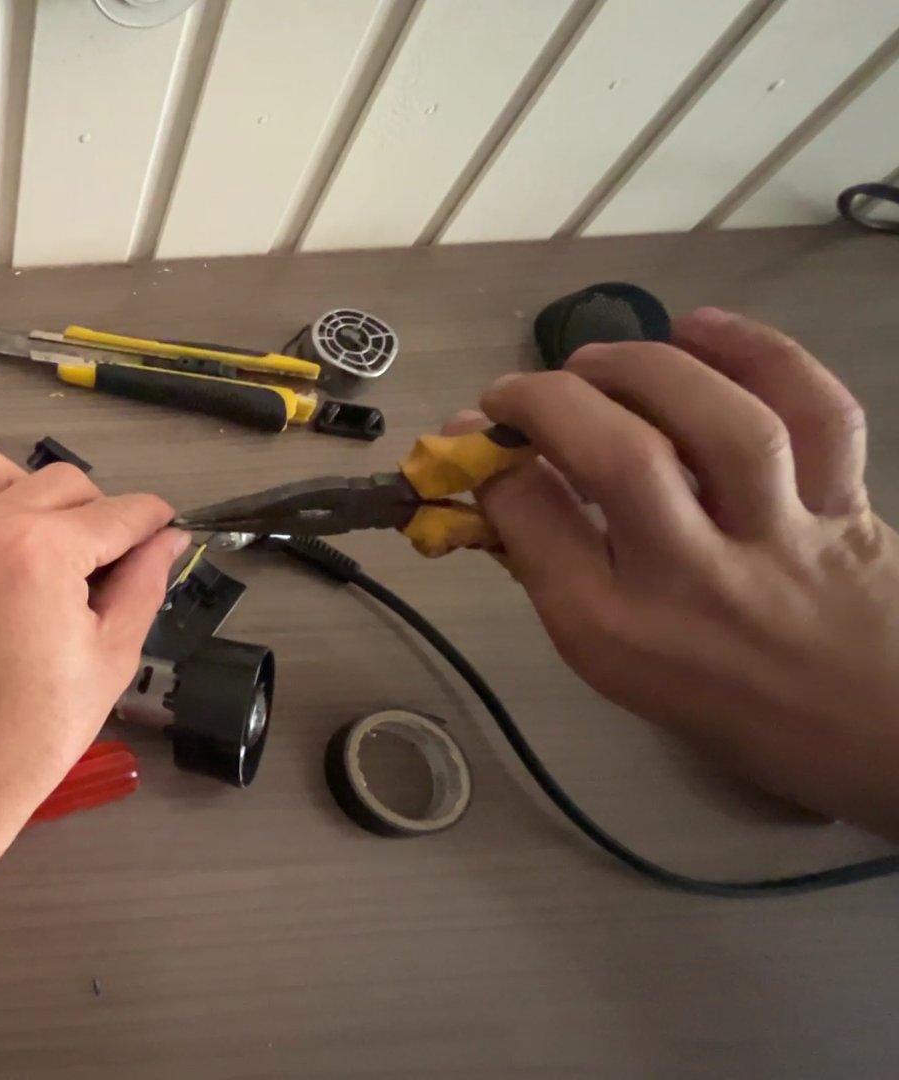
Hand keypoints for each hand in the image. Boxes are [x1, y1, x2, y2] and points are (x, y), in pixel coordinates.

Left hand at [0, 450, 187, 861]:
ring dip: (28, 491)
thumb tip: (168, 537)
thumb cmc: (42, 726)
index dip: (153, 521)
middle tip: (106, 561)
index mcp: (43, 553)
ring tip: (43, 539)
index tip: (164, 530)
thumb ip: (145, 582)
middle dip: (99, 513)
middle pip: (63, 482)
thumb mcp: (113, 654)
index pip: (119, 512)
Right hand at [466, 308, 898, 837]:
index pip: (532, 518)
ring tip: (590, 358)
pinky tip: (699, 326)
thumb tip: (496, 473)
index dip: (486, 458)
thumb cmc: (703, 690)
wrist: (869, 728)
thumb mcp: (592, 643)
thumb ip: (541, 555)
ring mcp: (784, 534)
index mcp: (611, 621)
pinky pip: (824, 415)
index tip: (468, 433)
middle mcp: (694, 574)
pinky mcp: (851, 504)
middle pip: (623, 458)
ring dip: (644, 371)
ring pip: (726, 425)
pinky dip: (763, 354)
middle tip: (513, 391)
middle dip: (551, 402)